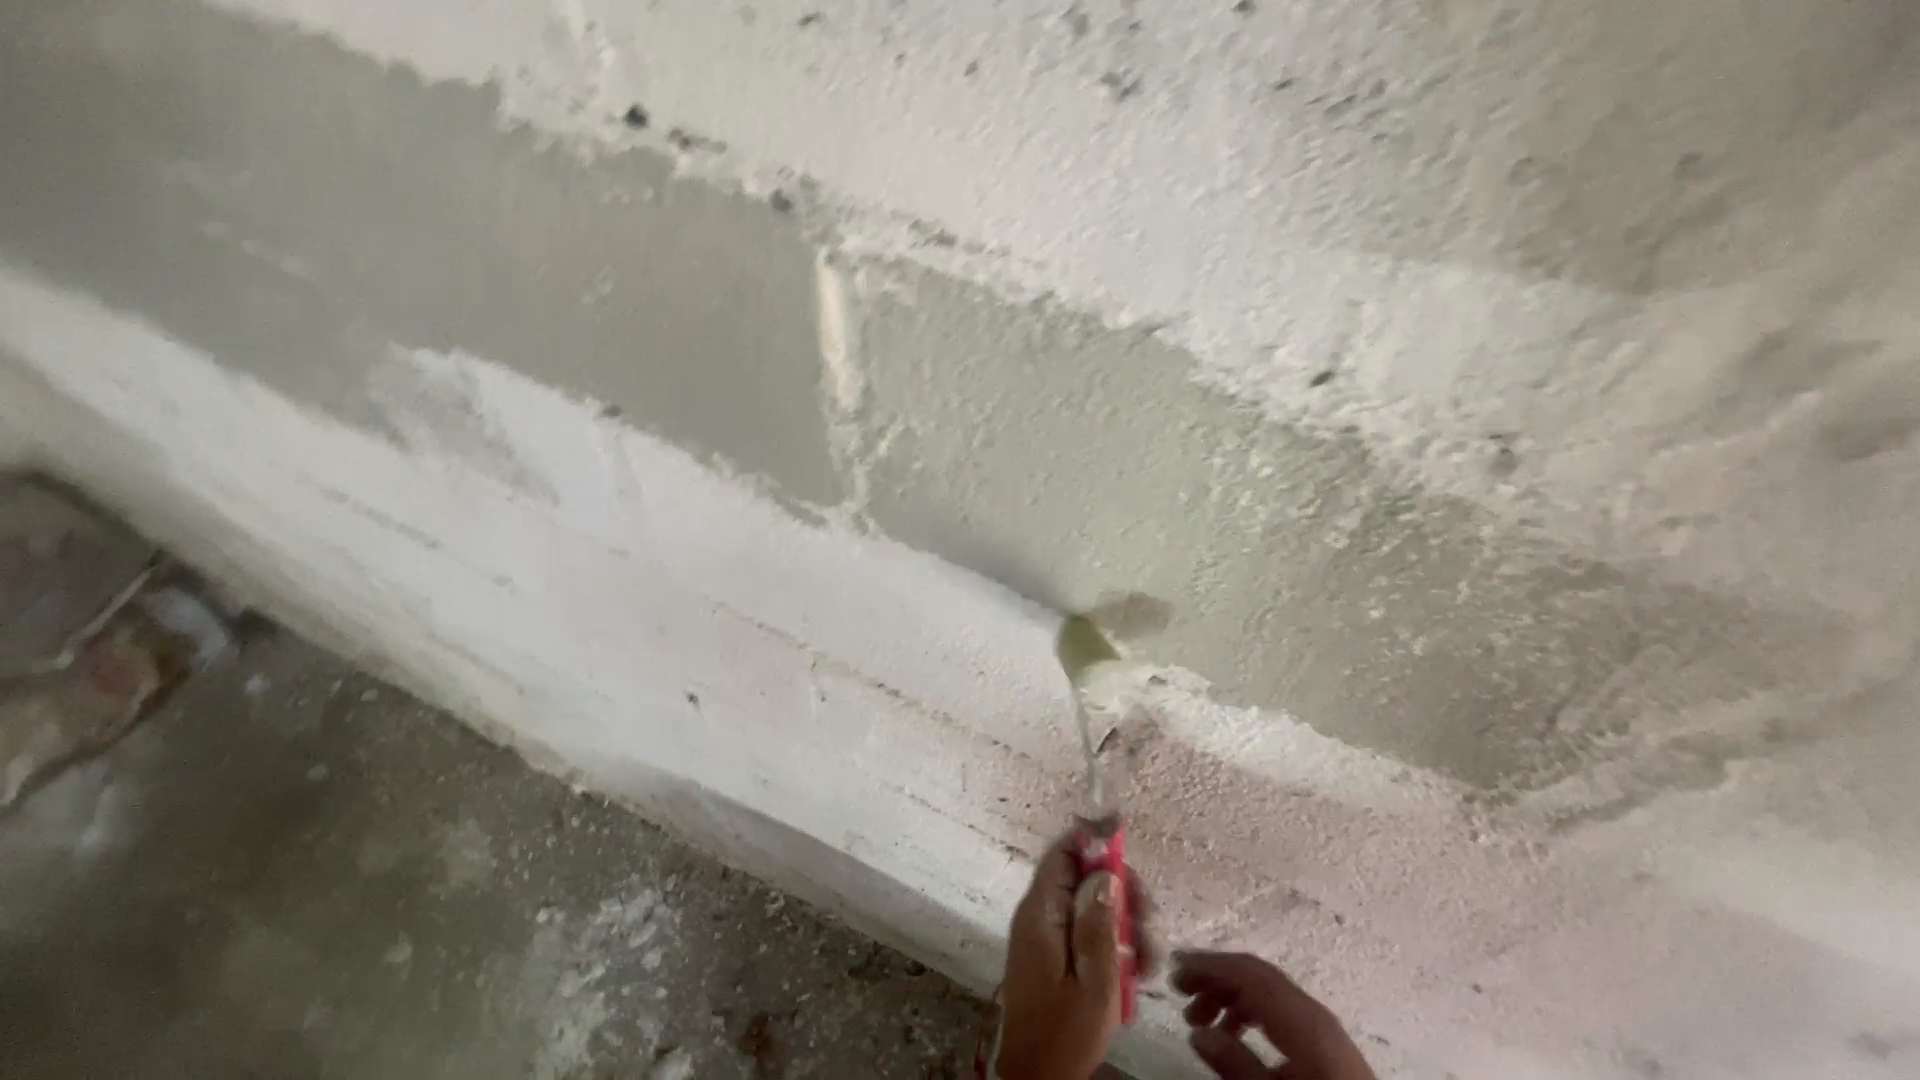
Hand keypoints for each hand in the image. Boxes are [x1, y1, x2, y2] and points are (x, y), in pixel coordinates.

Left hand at [996, 830, 1149, 1079]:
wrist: (1037, 1078)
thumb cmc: (1065, 1032)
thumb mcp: (1093, 981)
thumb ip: (1097, 922)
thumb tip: (1103, 871)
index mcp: (1041, 914)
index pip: (1062, 852)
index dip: (1091, 834)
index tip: (1122, 827)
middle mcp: (1039, 915)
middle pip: (1083, 876)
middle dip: (1122, 891)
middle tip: (1148, 923)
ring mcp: (1046, 934)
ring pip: (1091, 904)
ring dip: (1124, 923)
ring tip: (1147, 962)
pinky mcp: (1055, 954)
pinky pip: (1086, 930)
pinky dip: (1113, 943)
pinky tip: (1134, 971)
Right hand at [1173, 951, 1375, 1079]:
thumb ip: (1237, 1066)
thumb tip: (1197, 1033)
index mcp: (1303, 1022)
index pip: (1250, 974)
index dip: (1209, 965)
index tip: (1174, 967)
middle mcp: (1314, 1013)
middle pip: (1258, 976)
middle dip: (1214, 976)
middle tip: (1178, 992)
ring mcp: (1323, 1027)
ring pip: (1268, 992)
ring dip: (1229, 996)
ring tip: (1198, 1020)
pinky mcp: (1326, 1044)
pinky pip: (1281, 1011)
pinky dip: (1250, 1012)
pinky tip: (1232, 1033)